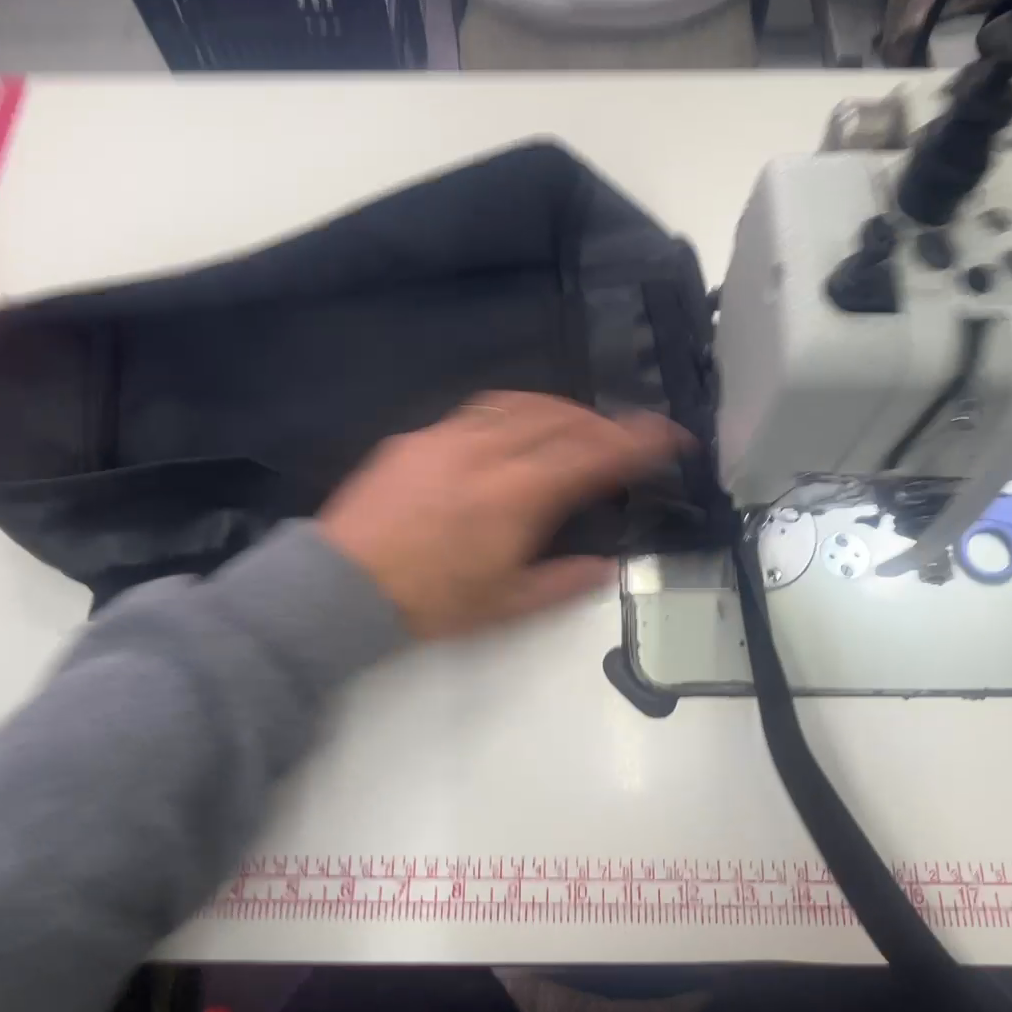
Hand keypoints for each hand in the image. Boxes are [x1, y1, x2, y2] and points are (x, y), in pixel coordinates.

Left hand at [319, 391, 687, 638]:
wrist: (342, 587)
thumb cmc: (429, 602)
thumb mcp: (505, 605)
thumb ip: (564, 582)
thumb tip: (606, 566)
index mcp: (517, 495)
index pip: (592, 455)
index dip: (638, 442)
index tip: (669, 437)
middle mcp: (487, 453)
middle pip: (561, 419)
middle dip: (603, 422)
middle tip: (626, 437)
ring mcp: (448, 438)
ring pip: (520, 405)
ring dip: (560, 411)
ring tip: (578, 426)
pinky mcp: (417, 438)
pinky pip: (479, 410)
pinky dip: (514, 412)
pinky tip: (516, 429)